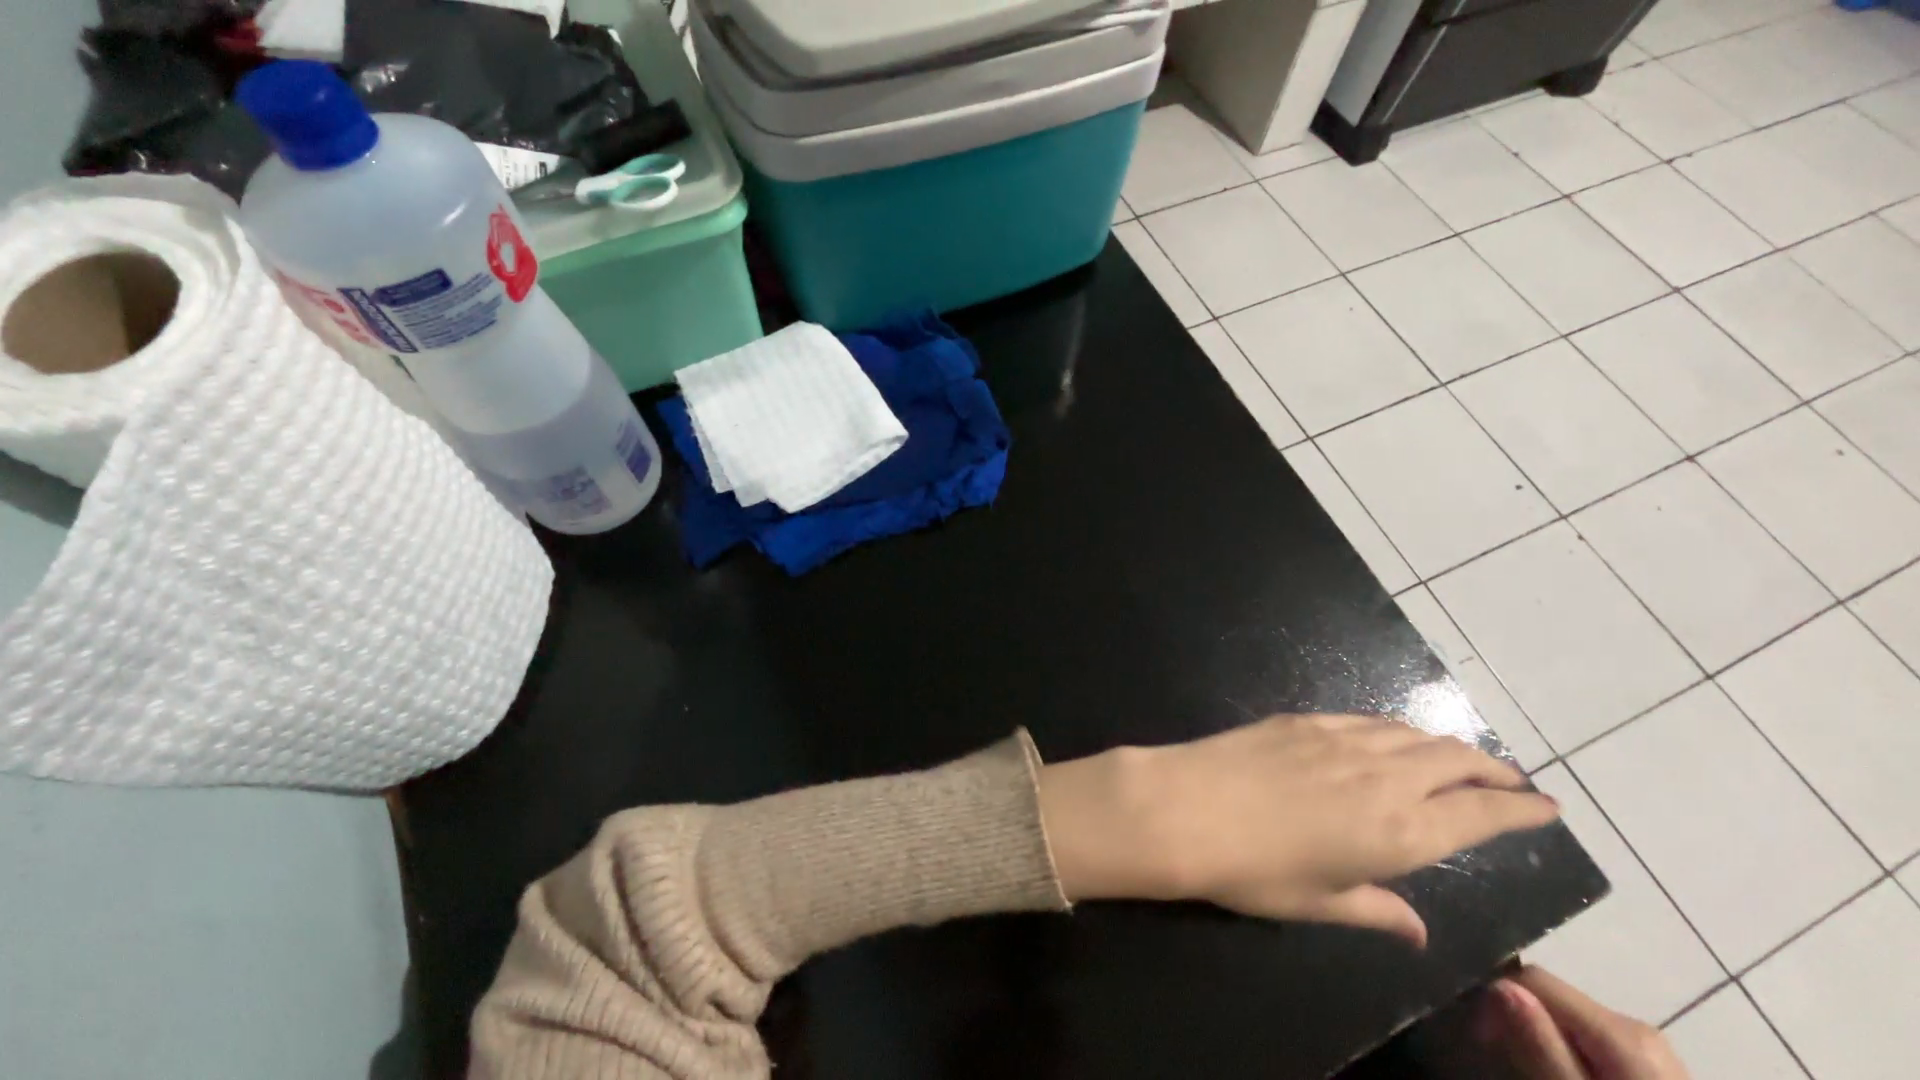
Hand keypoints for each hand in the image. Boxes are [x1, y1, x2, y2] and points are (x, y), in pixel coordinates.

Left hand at [1036, 714, 1559, 944]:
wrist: (1184, 809)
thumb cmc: (1251, 871)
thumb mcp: (1319, 904)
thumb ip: (1376, 911)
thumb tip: (1417, 932)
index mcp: (1400, 832)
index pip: (1481, 814)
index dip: (1520, 809)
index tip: (1546, 807)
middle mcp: (1386, 779)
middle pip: (1458, 763)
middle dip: (1495, 771)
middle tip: (1514, 781)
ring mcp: (1345, 741)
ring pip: (1417, 735)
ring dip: (1451, 746)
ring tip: (1463, 759)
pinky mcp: (1309, 720)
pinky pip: (1371, 721)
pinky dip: (1399, 729)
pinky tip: (1395, 737)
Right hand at [1478, 966, 1690, 1079]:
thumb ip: (1542, 1049)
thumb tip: (1499, 986)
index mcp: (1623, 1033)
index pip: (1535, 980)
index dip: (1496, 1001)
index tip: (1477, 1042)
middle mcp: (1639, 1029)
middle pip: (1555, 1000)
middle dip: (1520, 1024)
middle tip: (1501, 1067)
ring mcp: (1653, 1053)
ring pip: (1572, 1023)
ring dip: (1542, 1042)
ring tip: (1533, 1078)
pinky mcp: (1656, 1074)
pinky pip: (1594, 1045)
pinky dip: (1570, 1058)